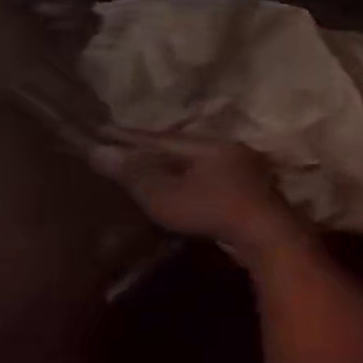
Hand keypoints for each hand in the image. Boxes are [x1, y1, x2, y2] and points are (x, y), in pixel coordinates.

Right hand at [89, 128, 304, 250]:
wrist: (263, 232)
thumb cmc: (210, 209)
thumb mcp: (163, 192)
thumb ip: (134, 171)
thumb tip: (99, 150)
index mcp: (213, 145)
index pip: (163, 137)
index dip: (129, 136)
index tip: (100, 130)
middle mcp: (232, 150)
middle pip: (183, 146)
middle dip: (151, 146)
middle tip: (119, 144)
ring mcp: (245, 167)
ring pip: (198, 160)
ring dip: (170, 161)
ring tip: (141, 163)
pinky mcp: (249, 186)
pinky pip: (209, 173)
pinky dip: (187, 175)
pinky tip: (173, 181)